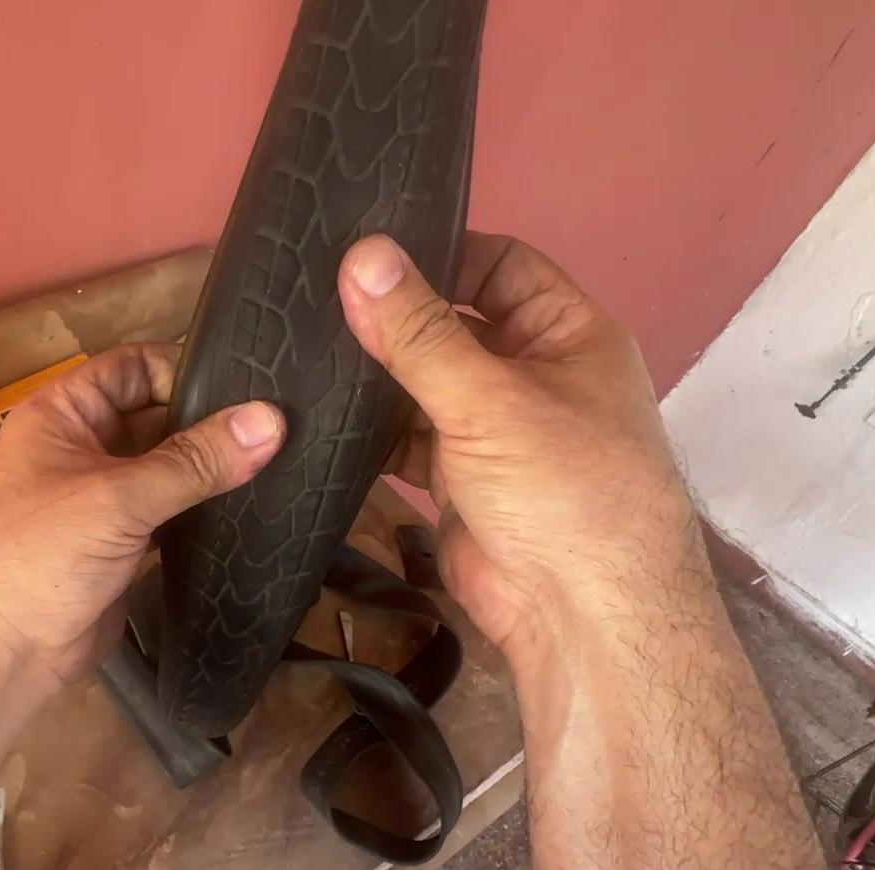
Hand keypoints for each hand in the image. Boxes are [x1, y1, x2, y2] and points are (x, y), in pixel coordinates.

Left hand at [0, 344, 285, 688]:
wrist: (3, 650)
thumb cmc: (42, 554)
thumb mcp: (118, 498)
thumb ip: (195, 462)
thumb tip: (271, 421)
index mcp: (64, 415)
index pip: (132, 368)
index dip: (183, 369)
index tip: (248, 385)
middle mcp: (83, 448)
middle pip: (156, 417)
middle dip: (207, 423)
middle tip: (277, 427)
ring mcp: (102, 498)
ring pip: (166, 468)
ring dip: (208, 470)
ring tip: (277, 462)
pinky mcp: (122, 543)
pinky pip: (169, 511)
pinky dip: (201, 510)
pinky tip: (247, 508)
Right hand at [338, 232, 706, 664]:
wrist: (571, 611)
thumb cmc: (559, 486)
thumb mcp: (488, 398)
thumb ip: (420, 333)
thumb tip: (363, 257)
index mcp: (562, 335)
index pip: (498, 267)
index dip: (440, 254)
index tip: (366, 253)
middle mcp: (526, 375)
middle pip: (450, 329)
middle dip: (394, 321)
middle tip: (315, 302)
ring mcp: (488, 431)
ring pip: (421, 388)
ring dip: (376, 381)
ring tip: (303, 357)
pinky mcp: (453, 478)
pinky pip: (405, 440)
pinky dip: (371, 434)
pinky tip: (323, 421)